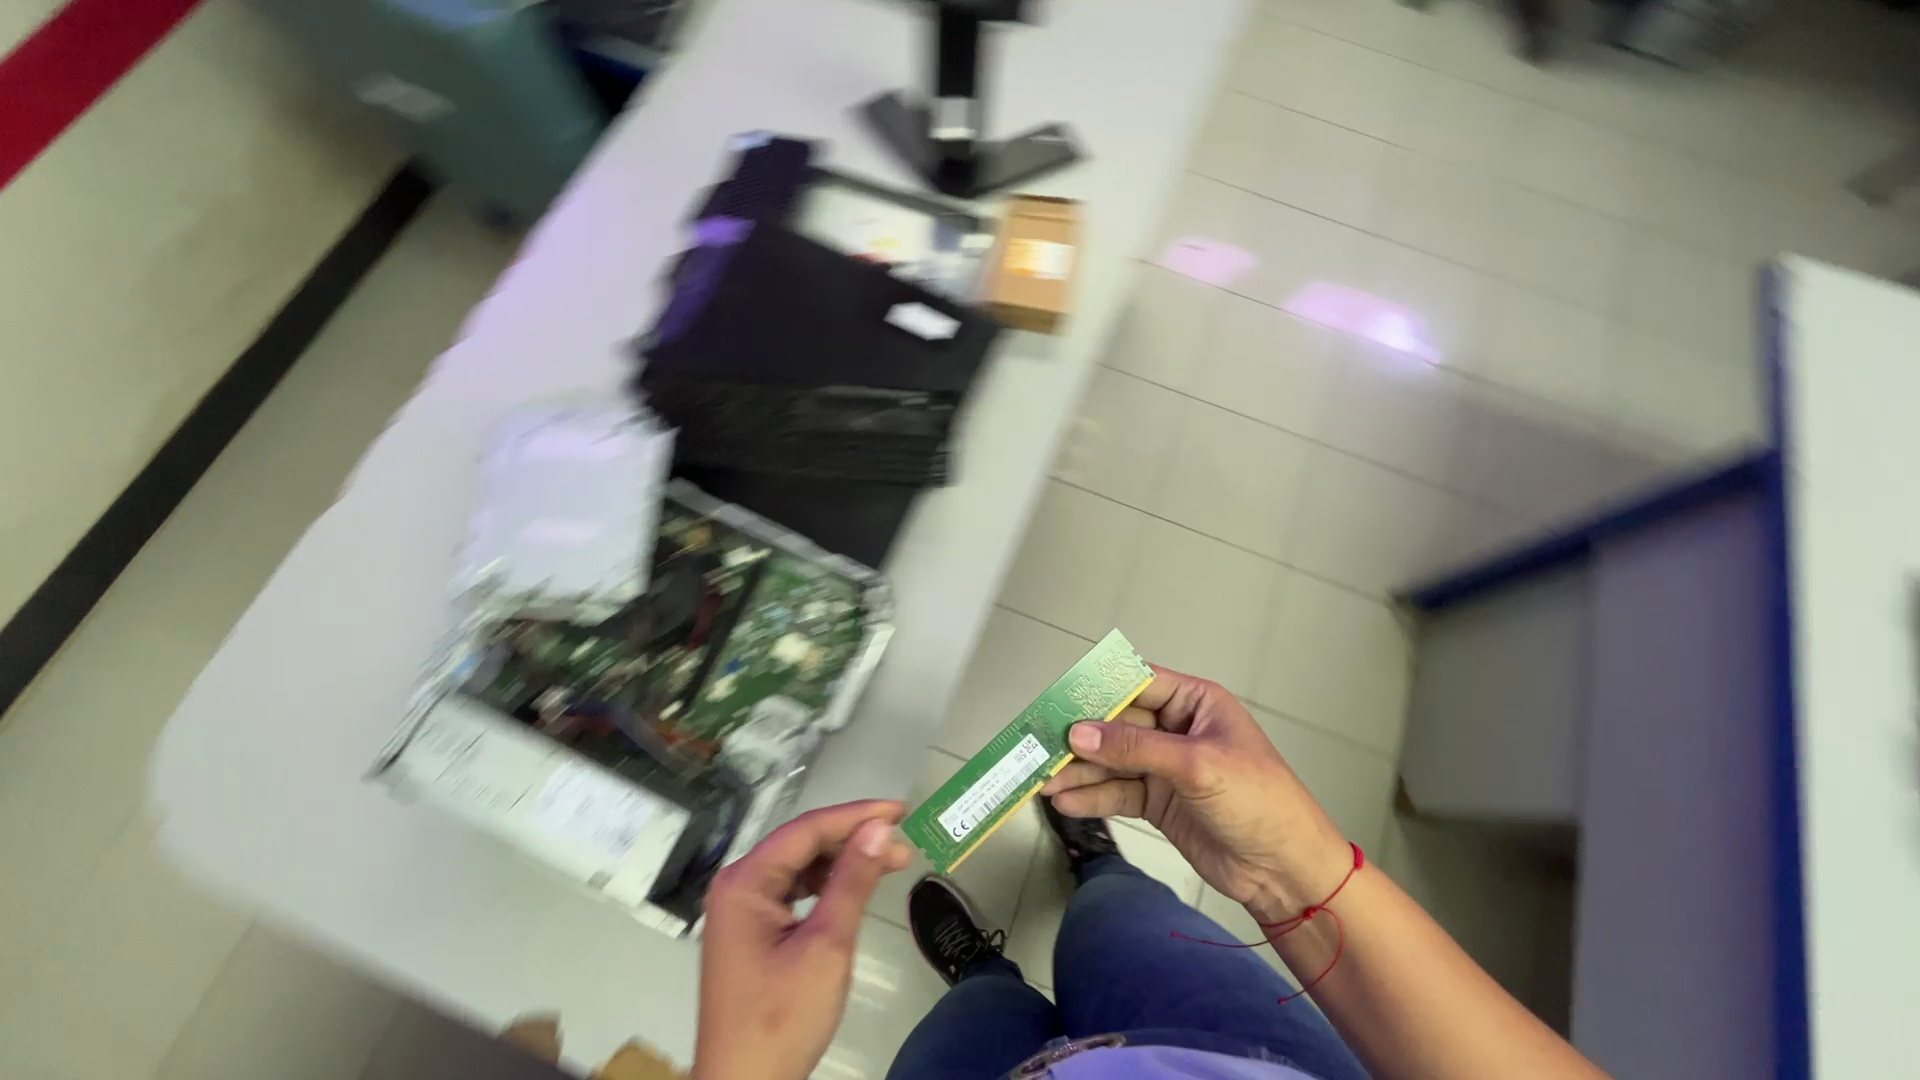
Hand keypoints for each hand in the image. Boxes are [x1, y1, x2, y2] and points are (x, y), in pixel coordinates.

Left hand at [691, 800, 914, 1079]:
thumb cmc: (782, 1018)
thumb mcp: (826, 945)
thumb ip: (852, 880)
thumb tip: (879, 828)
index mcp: (745, 881)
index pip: (807, 829)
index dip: (856, 816)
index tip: (900, 812)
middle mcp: (739, 885)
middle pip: (803, 844)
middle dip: (854, 840)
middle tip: (902, 846)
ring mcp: (743, 909)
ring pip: (801, 866)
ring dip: (844, 862)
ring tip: (889, 864)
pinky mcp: (754, 930)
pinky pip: (795, 891)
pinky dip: (828, 886)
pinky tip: (855, 888)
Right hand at [1041, 667, 1350, 923]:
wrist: (1287, 871)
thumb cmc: (1261, 802)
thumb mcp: (1196, 765)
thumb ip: (1134, 747)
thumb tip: (1079, 734)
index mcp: (1195, 703)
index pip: (1137, 683)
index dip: (1098, 690)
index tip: (1060, 700)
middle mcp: (1177, 729)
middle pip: (1117, 724)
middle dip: (1081, 737)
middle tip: (1042, 746)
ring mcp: (1166, 767)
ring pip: (1112, 761)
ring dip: (1079, 771)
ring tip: (1044, 780)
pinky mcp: (1159, 801)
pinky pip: (1117, 791)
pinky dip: (1092, 797)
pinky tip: (1066, 801)